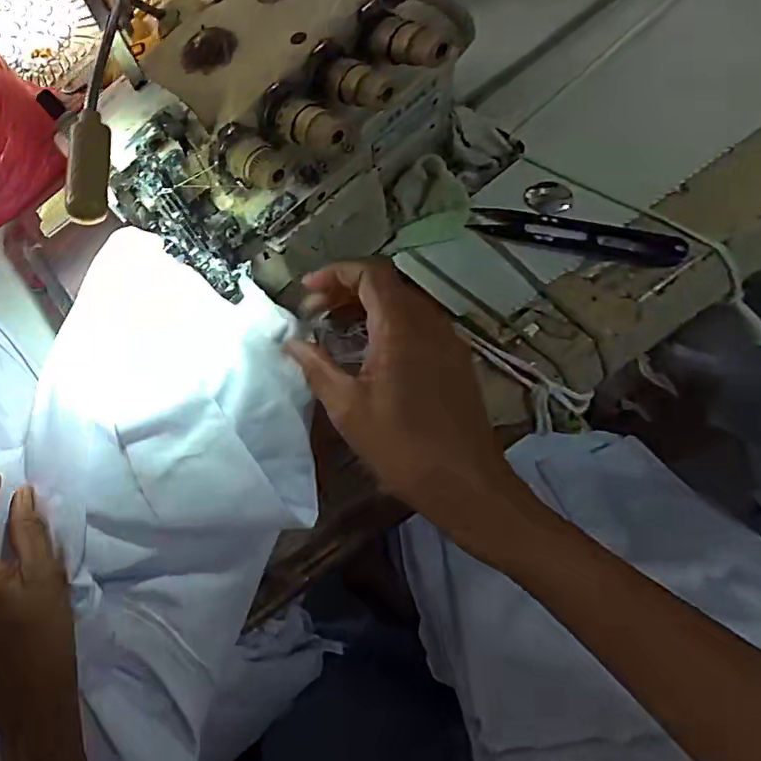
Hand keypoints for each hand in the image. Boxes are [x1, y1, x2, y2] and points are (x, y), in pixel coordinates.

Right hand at [285, 260, 535, 543]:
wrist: (467, 487)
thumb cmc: (402, 445)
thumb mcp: (346, 406)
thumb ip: (316, 366)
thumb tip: (293, 343)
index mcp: (402, 330)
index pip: (370, 275)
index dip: (334, 274)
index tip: (306, 291)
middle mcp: (430, 327)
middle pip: (386, 285)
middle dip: (344, 290)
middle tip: (313, 313)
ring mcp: (447, 344)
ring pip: (402, 304)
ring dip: (364, 306)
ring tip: (333, 329)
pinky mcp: (454, 362)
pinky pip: (416, 324)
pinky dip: (385, 323)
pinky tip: (364, 350)